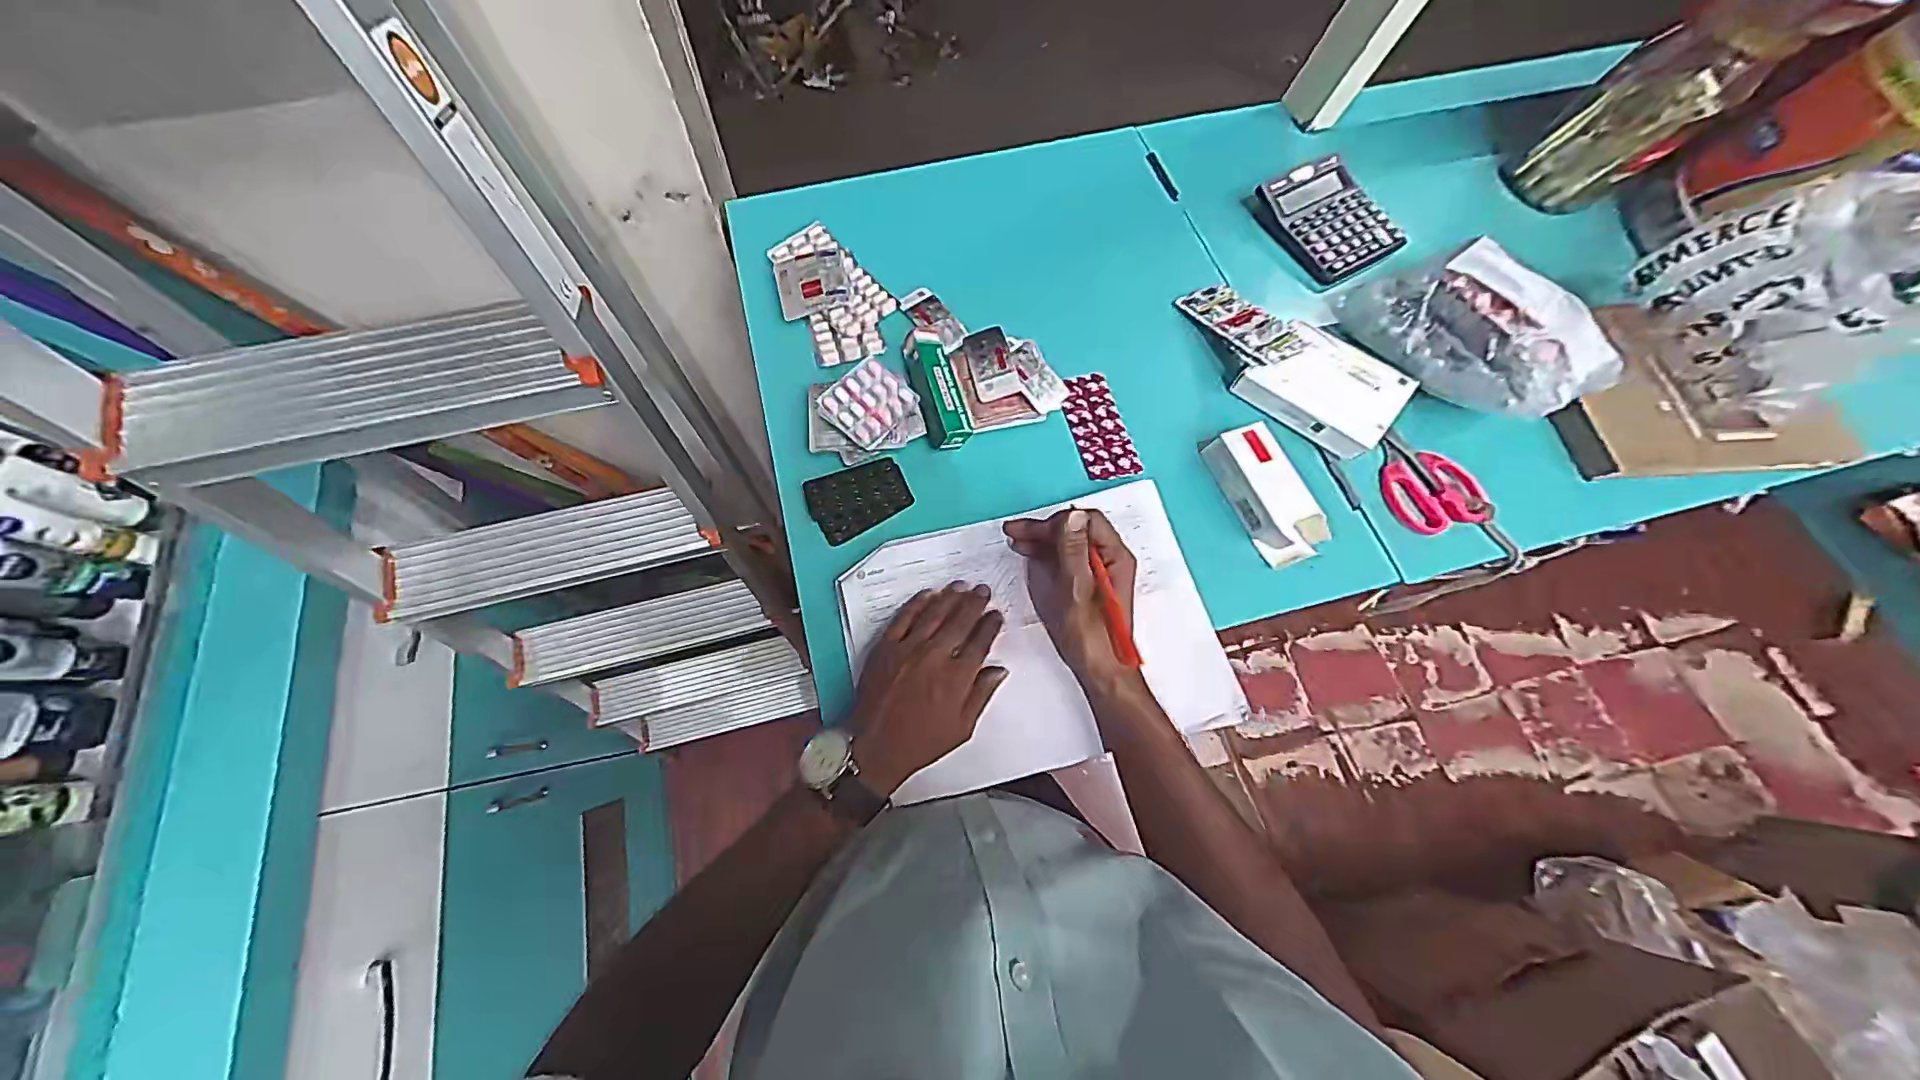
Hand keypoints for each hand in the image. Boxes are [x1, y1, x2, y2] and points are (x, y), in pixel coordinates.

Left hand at [849, 583, 1007, 795]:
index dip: (990, 625)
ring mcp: (908, 650)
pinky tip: (929, 595)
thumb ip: (981, 695)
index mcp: (956, 679)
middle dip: (975, 603)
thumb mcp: (961, 727)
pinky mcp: (886, 648)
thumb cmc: (918, 742)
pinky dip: (918, 603)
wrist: (875, 746)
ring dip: (951, 597)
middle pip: (960, 621)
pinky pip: (904, 617)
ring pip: (935, 613)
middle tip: (983, 591)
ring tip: (961, 587)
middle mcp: (934, 658)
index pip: (980, 642)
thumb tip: (997, 671)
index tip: (995, 616)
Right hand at [1002, 509, 1137, 682]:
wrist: (1100, 669)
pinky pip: (1066, 558)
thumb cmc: (1094, 638)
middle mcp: (1109, 561)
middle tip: (1016, 532)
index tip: (1032, 531)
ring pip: (1069, 542)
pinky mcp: (1085, 584)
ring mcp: (1097, 572)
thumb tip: (1071, 517)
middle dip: (1044, 528)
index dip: (1056, 522)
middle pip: (1076, 529)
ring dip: (1042, 539)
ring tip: (1018, 540)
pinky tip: (1030, 555)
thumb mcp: (1077, 589)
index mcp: (1115, 558)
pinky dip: (1046, 553)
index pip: (1086, 521)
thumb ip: (1073, 551)